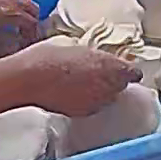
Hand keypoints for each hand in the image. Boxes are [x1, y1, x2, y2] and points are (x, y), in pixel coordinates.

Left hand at [0, 0, 39, 46]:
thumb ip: (0, 41)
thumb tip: (11, 46)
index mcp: (12, 14)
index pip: (32, 23)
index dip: (33, 34)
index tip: (28, 41)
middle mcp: (13, 2)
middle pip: (34, 10)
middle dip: (34, 21)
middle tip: (26, 32)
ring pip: (27, 1)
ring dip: (29, 11)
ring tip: (21, 22)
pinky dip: (21, 4)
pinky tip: (11, 11)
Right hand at [5, 39, 139, 116]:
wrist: (28, 80)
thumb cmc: (47, 56)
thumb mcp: (73, 46)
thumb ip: (92, 56)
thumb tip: (96, 59)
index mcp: (109, 65)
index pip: (133, 72)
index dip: (126, 70)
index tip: (119, 67)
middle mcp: (108, 87)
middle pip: (121, 86)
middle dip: (113, 80)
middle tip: (97, 73)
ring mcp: (96, 102)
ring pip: (107, 98)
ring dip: (101, 92)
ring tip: (83, 84)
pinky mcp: (83, 113)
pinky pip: (92, 106)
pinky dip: (87, 100)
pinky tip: (73, 93)